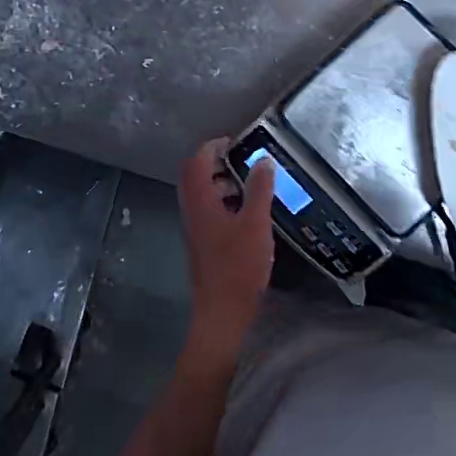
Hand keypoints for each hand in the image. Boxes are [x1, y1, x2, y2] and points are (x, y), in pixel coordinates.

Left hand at [177, 138, 276, 342]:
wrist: (223, 314)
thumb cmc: (238, 267)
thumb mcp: (255, 224)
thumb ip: (259, 189)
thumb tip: (263, 160)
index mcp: (200, 203)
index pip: (197, 163)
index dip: (212, 146)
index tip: (233, 140)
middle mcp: (192, 213)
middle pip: (194, 176)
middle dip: (215, 162)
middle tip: (241, 158)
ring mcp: (195, 230)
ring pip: (201, 194)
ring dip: (220, 181)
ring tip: (249, 182)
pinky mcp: (203, 245)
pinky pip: (208, 211)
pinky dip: (223, 200)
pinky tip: (246, 211)